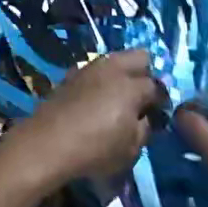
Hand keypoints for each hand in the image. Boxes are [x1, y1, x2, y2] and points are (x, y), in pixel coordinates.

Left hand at [0, 50, 161, 192]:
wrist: (46, 143)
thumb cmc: (95, 149)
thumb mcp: (131, 149)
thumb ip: (144, 128)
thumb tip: (145, 116)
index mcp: (131, 86)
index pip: (157, 86)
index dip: (160, 100)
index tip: (158, 114)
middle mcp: (111, 69)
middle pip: (139, 57)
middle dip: (145, 72)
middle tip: (141, 97)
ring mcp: (87, 68)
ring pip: (114, 60)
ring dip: (121, 73)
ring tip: (118, 98)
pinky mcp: (69, 75)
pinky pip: (94, 70)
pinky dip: (100, 79)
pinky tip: (95, 98)